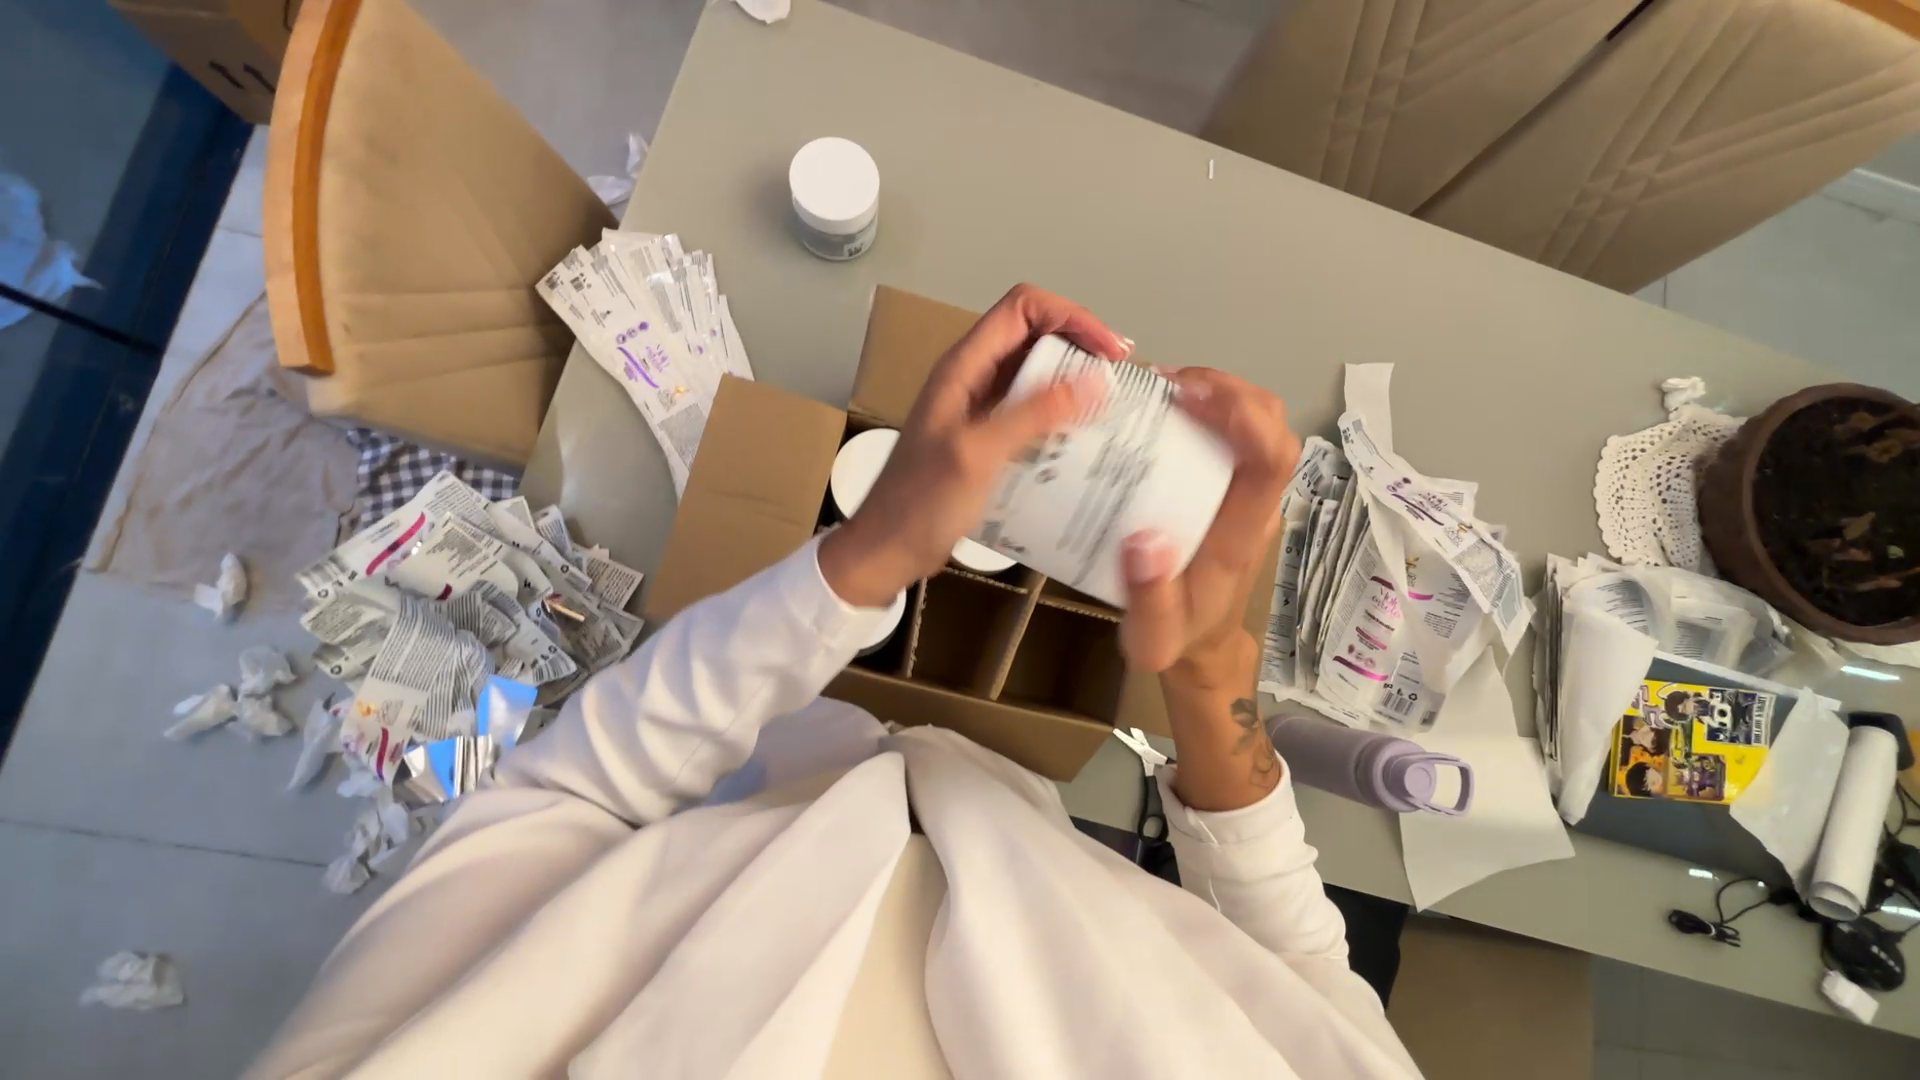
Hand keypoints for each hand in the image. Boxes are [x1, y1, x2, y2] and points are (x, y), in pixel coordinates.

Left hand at [818, 284, 1128, 606]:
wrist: (889, 549)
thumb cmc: (921, 503)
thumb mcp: (978, 454)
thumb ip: (1032, 414)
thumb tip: (1096, 381)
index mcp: (963, 368)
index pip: (1023, 309)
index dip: (1071, 317)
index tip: (1111, 351)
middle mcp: (973, 379)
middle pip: (1034, 336)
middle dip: (1081, 346)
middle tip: (1123, 377)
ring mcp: (980, 410)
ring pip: (1036, 375)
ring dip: (1075, 381)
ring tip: (1113, 406)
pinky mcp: (988, 440)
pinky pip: (1031, 412)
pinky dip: (1061, 415)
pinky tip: (1086, 439)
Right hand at [1117, 368, 1301, 688]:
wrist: (1199, 644)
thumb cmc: (1177, 637)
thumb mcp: (1152, 636)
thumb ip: (1149, 597)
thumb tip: (1142, 540)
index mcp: (1240, 534)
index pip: (1271, 460)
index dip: (1243, 416)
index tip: (1188, 396)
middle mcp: (1254, 505)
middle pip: (1272, 427)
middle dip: (1228, 390)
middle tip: (1165, 382)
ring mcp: (1247, 494)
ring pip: (1259, 423)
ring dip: (1219, 392)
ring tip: (1160, 386)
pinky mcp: (1231, 488)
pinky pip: (1234, 434)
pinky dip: (1208, 407)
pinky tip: (1163, 406)